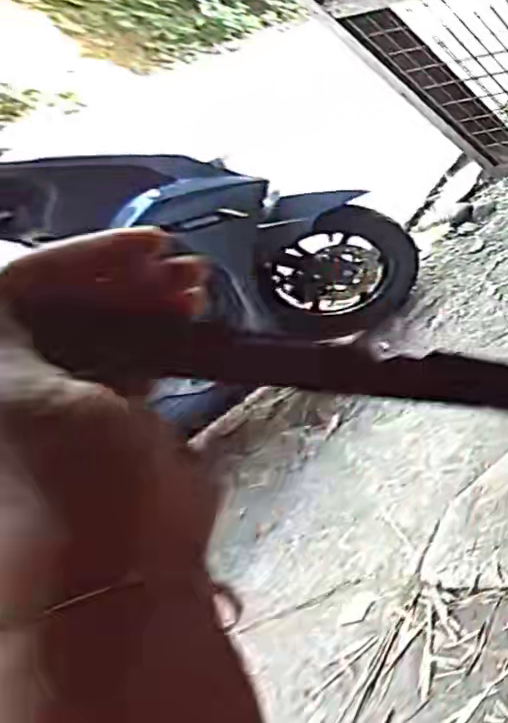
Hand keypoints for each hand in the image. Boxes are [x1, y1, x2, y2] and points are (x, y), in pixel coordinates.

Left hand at [0, 231, 255, 720]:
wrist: (110, 562)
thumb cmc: (48, 487)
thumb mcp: (15, 397)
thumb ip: (2, 327)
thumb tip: (17, 271)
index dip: (70, 260)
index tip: (148, 242)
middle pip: (36, 313)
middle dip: (111, 278)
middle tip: (176, 264)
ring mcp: (31, 413)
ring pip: (79, 333)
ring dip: (137, 302)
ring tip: (192, 286)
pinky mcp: (87, 425)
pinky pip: (112, 361)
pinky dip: (151, 334)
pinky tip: (188, 318)